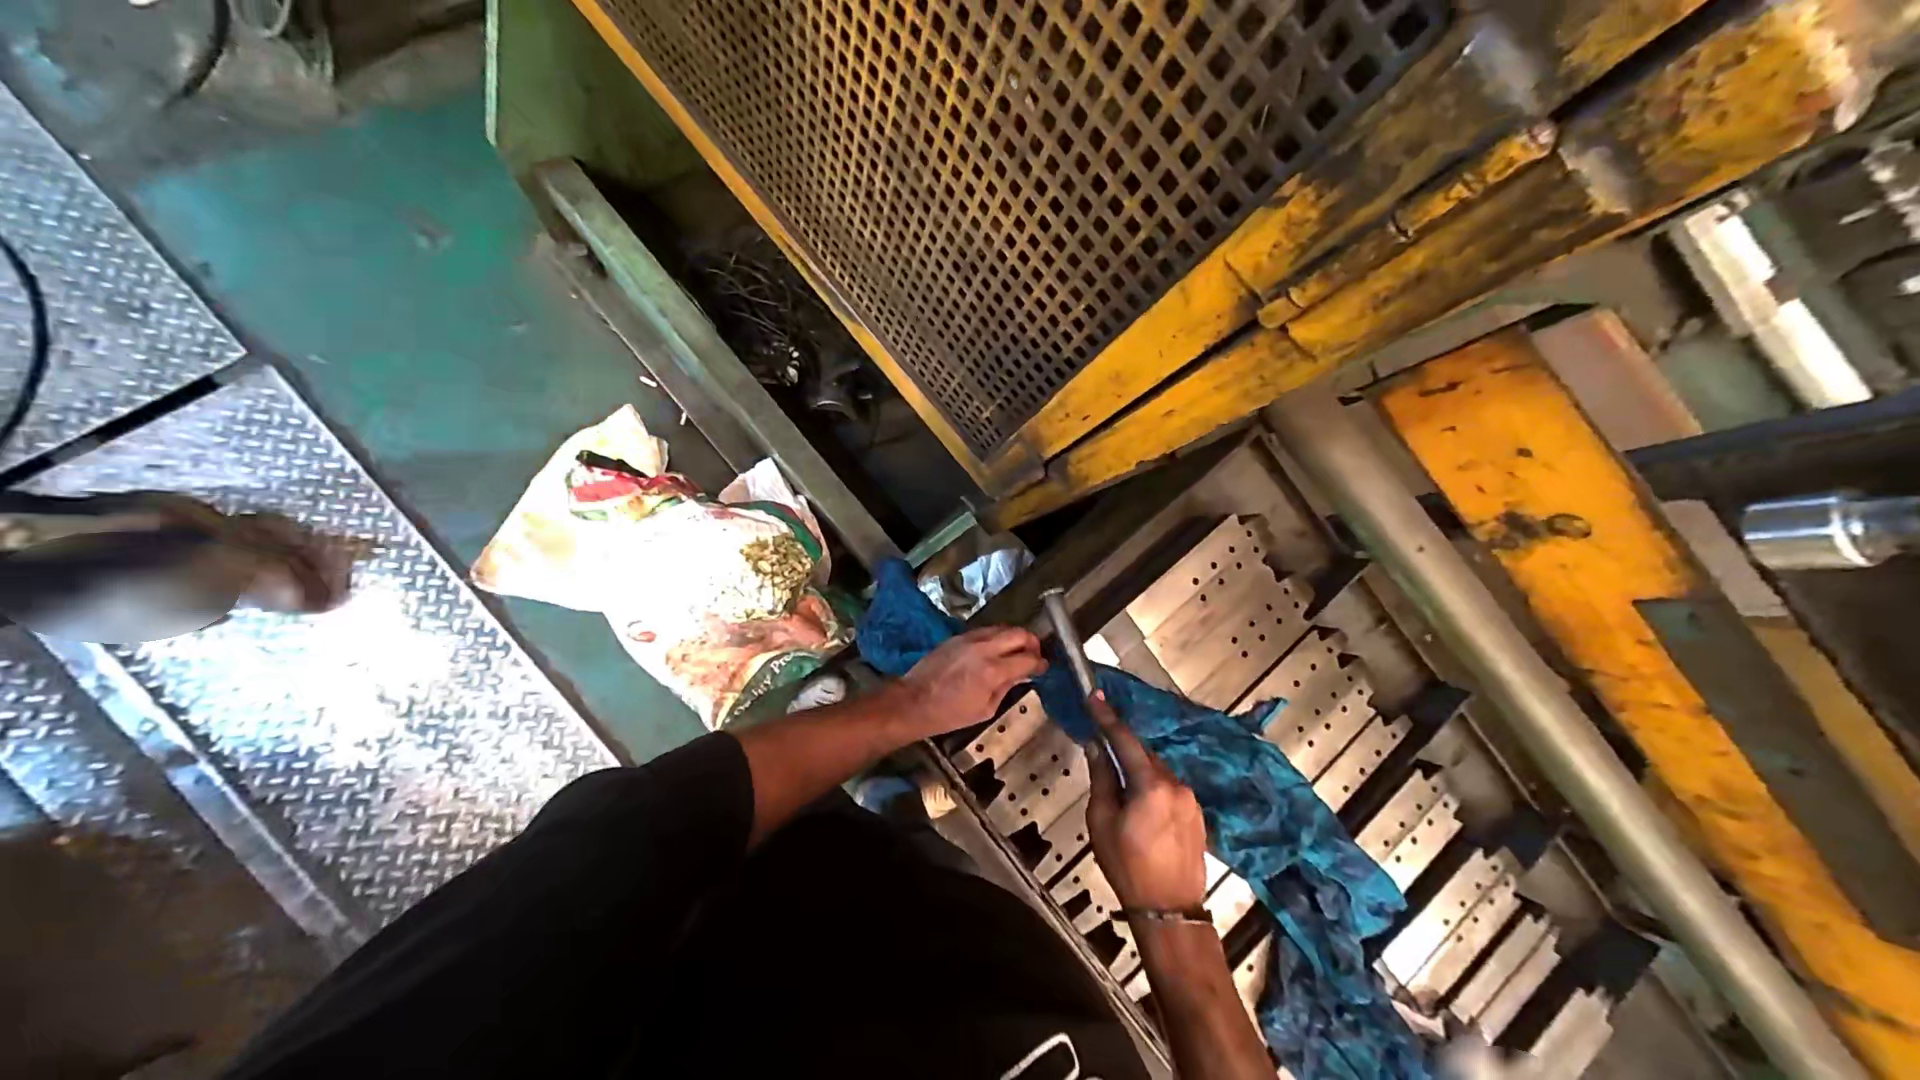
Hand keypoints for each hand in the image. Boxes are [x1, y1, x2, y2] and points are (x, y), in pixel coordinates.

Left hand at [896, 626, 1046, 736]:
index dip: (1040, 663)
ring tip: (1017, 652)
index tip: (1044, 667)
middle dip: (1032, 642)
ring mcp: (970, 639)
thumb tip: (1021, 674)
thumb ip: (1007, 687)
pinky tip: (996, 651)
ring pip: (1002, 628)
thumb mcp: (985, 709)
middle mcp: (984, 648)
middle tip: (1034, 655)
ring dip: (1014, 637)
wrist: (914, 701)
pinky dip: (997, 637)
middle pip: (1019, 633)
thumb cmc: (950, 713)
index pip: (1027, 658)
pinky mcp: (958, 637)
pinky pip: (986, 631)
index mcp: (993, 670)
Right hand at [1086, 692, 1208, 911]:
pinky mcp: (1197, 814)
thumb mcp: (1102, 821)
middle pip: (1144, 753)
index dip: (1107, 717)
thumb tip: (1098, 747)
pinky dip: (1153, 785)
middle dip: (1123, 747)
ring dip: (1139, 769)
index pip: (1125, 739)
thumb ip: (1102, 779)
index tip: (1094, 696)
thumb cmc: (1128, 865)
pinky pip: (1170, 788)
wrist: (1169, 910)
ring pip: (1158, 770)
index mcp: (1151, 784)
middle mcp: (1176, 784)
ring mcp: (1191, 799)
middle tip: (1101, 746)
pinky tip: (1141, 803)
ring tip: (1120, 784)